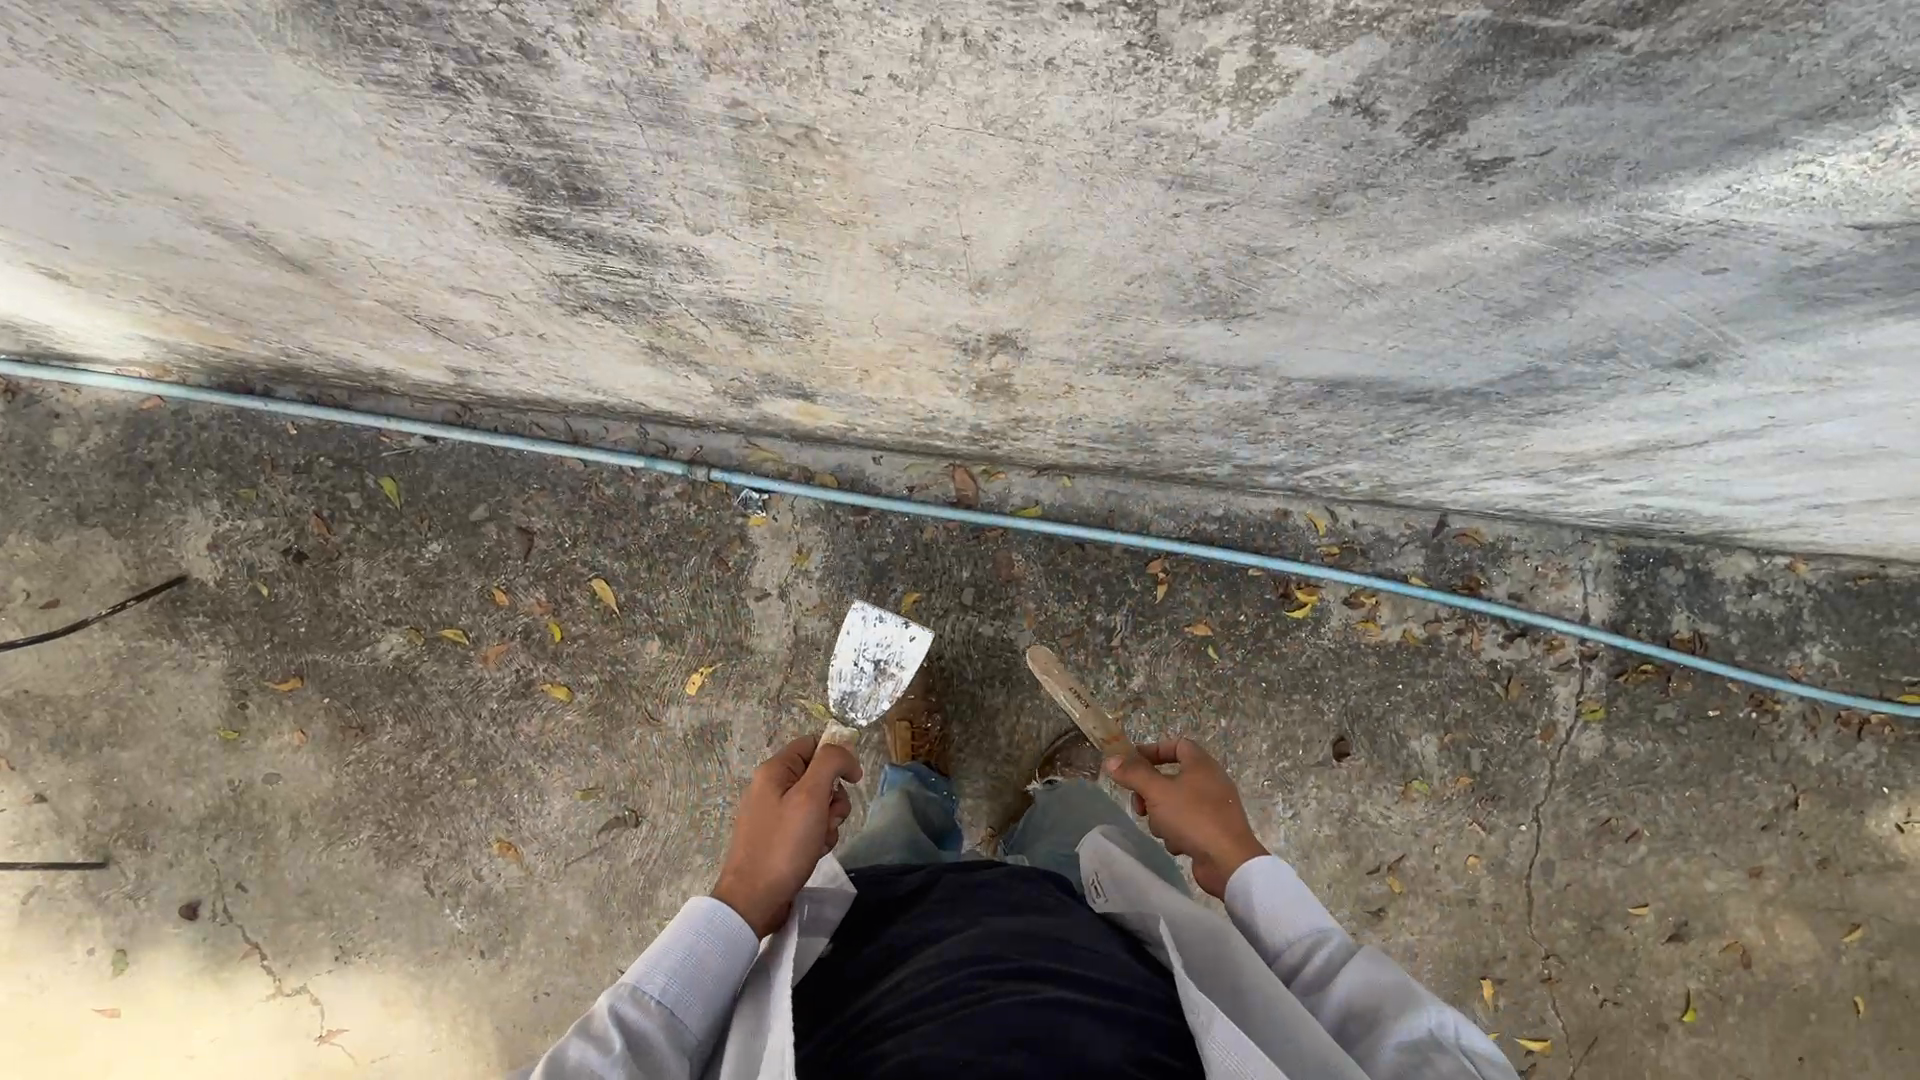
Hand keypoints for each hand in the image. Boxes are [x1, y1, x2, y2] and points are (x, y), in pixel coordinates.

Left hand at [711, 735, 862, 936]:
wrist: (754, 899)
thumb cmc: (783, 844)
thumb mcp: (811, 796)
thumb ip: (830, 763)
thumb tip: (845, 753)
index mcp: (775, 770)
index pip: (813, 744)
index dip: (837, 756)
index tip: (852, 779)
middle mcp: (772, 787)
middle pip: (819, 775)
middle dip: (834, 796)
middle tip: (830, 817)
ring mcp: (774, 813)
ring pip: (818, 803)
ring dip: (829, 820)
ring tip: (820, 840)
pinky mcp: (778, 837)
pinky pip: (808, 825)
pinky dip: (818, 836)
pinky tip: (814, 852)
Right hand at [1105, 737, 1268, 898]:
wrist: (1229, 862)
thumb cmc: (1193, 818)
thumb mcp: (1157, 792)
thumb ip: (1133, 774)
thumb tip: (1111, 760)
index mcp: (1202, 764)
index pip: (1177, 745)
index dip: (1153, 750)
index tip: (1132, 763)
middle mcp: (1210, 781)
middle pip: (1171, 777)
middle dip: (1151, 792)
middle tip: (1139, 805)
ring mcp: (1214, 807)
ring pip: (1175, 803)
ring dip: (1161, 816)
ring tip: (1161, 829)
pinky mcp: (1213, 830)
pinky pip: (1186, 823)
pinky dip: (1177, 832)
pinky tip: (1177, 844)